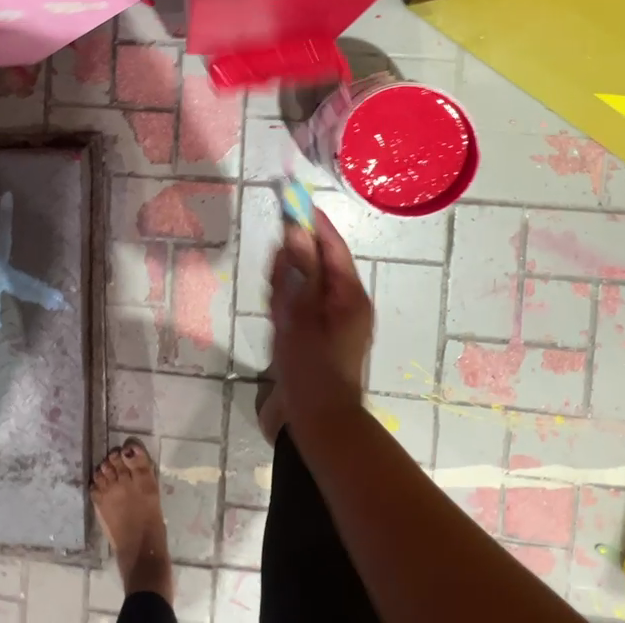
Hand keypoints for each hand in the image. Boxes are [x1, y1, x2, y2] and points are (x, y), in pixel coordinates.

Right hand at [268, 208, 373, 431]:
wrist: (315, 425)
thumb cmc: (312, 367)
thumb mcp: (301, 313)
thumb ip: (300, 269)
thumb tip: (298, 229)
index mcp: (350, 296)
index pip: (332, 246)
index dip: (313, 222)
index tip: (293, 199)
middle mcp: (344, 305)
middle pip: (317, 264)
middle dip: (293, 258)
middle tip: (275, 266)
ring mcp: (330, 323)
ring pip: (304, 284)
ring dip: (286, 282)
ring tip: (274, 298)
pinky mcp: (314, 338)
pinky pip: (299, 306)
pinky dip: (284, 302)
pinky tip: (275, 314)